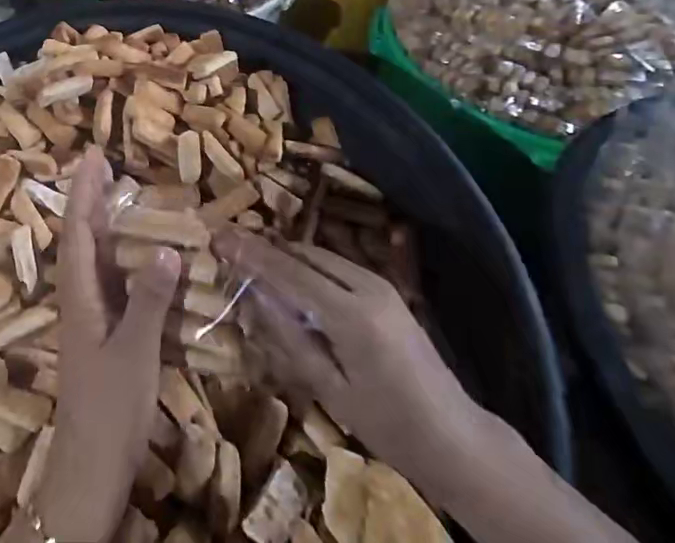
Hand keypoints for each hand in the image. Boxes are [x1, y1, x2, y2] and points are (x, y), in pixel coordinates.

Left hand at [34, 146, 180, 541]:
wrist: (91, 462)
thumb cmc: (110, 406)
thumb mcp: (135, 352)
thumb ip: (150, 301)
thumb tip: (167, 248)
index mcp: (79, 293)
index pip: (79, 229)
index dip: (85, 191)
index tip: (93, 156)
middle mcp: (77, 295)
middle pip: (80, 235)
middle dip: (89, 198)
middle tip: (103, 163)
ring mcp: (87, 313)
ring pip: (90, 256)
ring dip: (100, 221)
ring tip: (116, 194)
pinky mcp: (99, 330)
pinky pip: (105, 278)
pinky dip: (115, 254)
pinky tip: (133, 254)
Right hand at [216, 230, 485, 488]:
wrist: (456, 438)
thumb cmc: (388, 424)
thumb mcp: (329, 387)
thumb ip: (289, 335)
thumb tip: (254, 293)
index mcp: (351, 314)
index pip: (288, 271)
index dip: (250, 253)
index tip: (218, 237)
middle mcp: (366, 287)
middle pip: (304, 255)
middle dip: (264, 248)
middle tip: (227, 244)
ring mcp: (380, 286)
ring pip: (319, 256)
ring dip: (284, 254)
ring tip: (249, 256)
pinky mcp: (386, 292)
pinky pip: (335, 267)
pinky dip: (306, 265)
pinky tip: (287, 275)